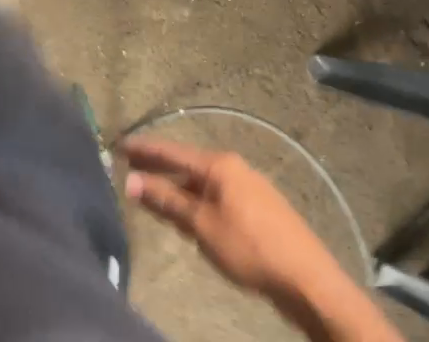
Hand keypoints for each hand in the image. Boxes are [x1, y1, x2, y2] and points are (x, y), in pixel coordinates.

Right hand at [123, 137, 347, 302]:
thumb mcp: (201, 224)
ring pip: (203, 184)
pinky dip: (197, 201)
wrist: (311, 284)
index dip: (143, 149)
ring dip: (178, 188)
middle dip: (158, 168)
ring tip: (153, 195)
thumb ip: (165, 200)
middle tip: (129, 167)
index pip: (171, 151)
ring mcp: (251, 189)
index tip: (118, 145)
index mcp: (219, 165)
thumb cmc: (250, 248)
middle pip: (187, 165)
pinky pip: (218, 197)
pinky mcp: (261, 211)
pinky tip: (189, 217)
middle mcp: (235, 169)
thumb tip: (131, 180)